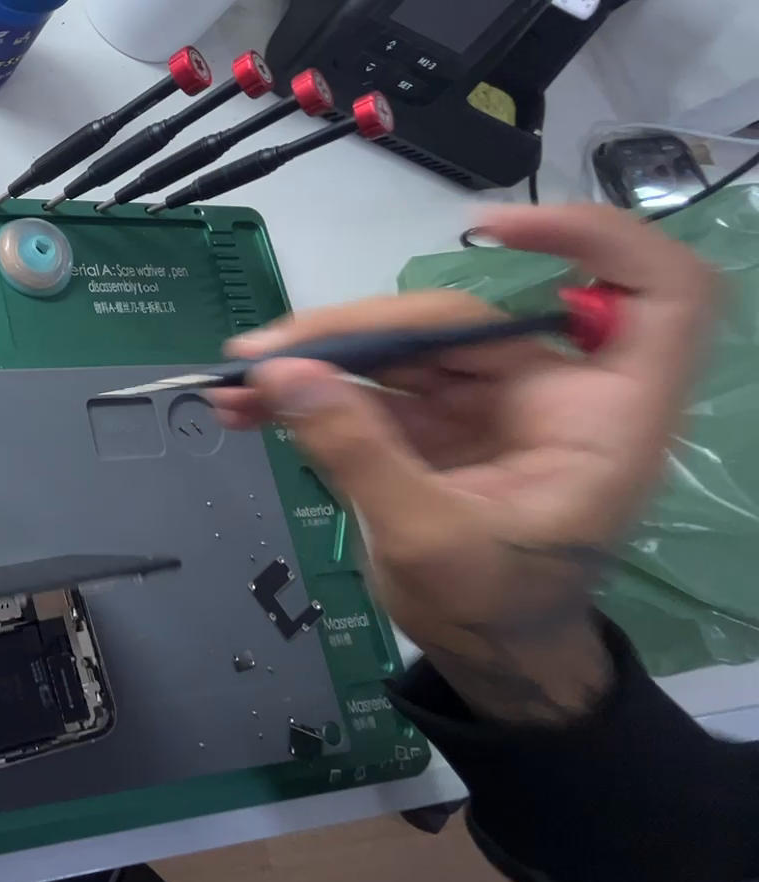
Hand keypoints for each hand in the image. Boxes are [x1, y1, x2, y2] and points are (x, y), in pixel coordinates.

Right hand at [208, 205, 713, 722]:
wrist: (477, 653)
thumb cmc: (492, 606)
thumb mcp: (425, 535)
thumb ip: (355, 450)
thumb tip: (280, 374)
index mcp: (594, 416)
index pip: (647, 296)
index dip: (589, 241)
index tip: (487, 229)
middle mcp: (539, 395)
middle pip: (454, 322)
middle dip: (351, 329)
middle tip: (262, 353)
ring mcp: (472, 408)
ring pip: (390, 352)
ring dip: (306, 361)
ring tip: (233, 381)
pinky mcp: (418, 427)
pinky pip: (355, 391)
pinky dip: (299, 395)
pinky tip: (244, 407)